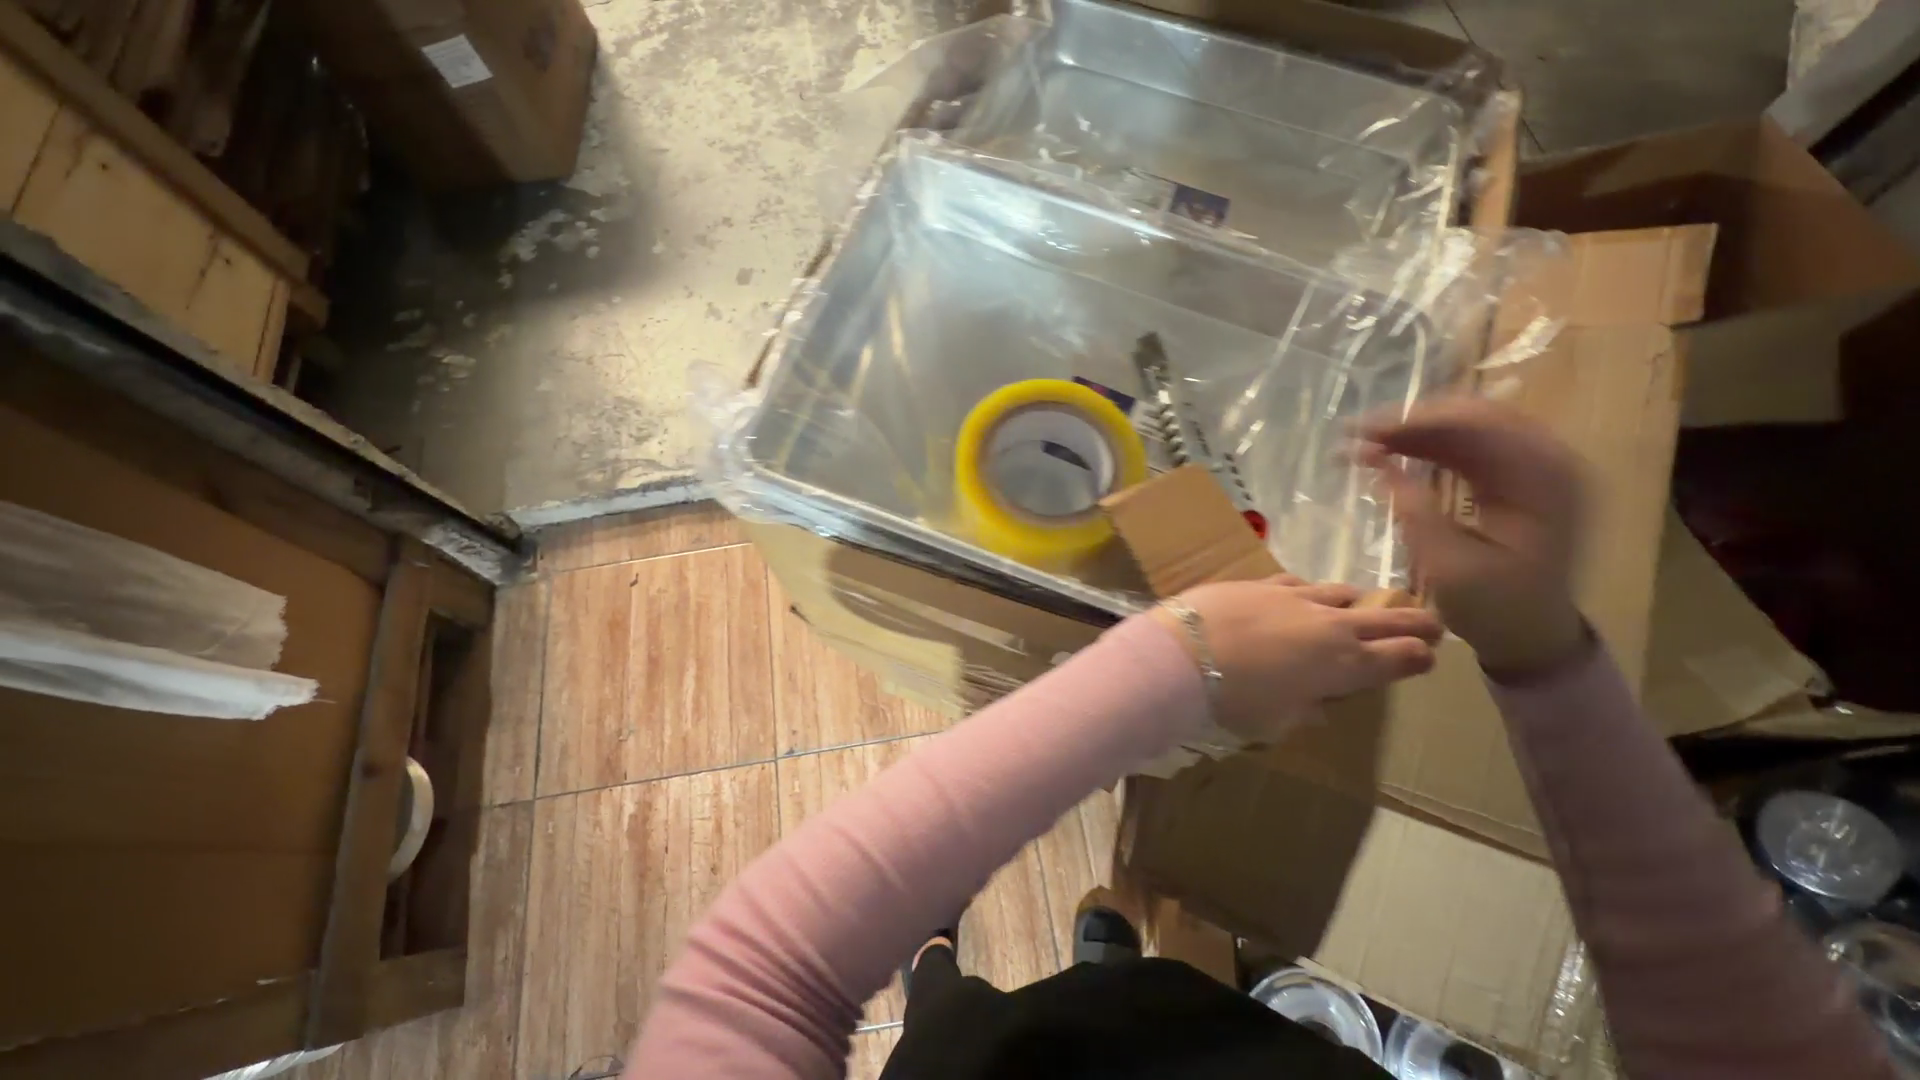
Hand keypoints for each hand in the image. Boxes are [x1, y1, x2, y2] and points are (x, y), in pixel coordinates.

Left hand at [1150, 576, 1442, 742]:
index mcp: (1345, 666)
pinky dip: (1307, 592)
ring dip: (1357, 602)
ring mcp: (1298, 598)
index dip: (1418, 657)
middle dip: (1414, 621)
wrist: (1186, 653)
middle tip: (1432, 623)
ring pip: (1343, 593)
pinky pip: (1298, 583)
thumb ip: (1304, 709)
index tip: (1427, 656)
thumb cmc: (1236, 700)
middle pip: (1387, 618)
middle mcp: (1332, 627)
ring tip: (1361, 606)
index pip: (1400, 657)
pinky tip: (1301, 594)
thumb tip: (1317, 705)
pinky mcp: (1264, 582)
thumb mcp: (1277, 721)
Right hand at [1355, 397, 1590, 677]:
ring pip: (1468, 426)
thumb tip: (1380, 466)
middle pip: (1473, 416)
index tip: (1363, 433)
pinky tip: (1393, 452)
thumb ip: (1416, 512)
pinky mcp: (1518, 476)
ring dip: (1416, 431)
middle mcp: (1548, 460)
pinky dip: (1429, 445)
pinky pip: (1470, 444)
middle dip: (1411, 421)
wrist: (1533, 636)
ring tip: (1366, 444)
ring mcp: (1535, 466)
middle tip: (1357, 436)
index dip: (1416, 422)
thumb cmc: (1495, 608)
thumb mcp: (1449, 567)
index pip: (1478, 426)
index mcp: (1542, 480)